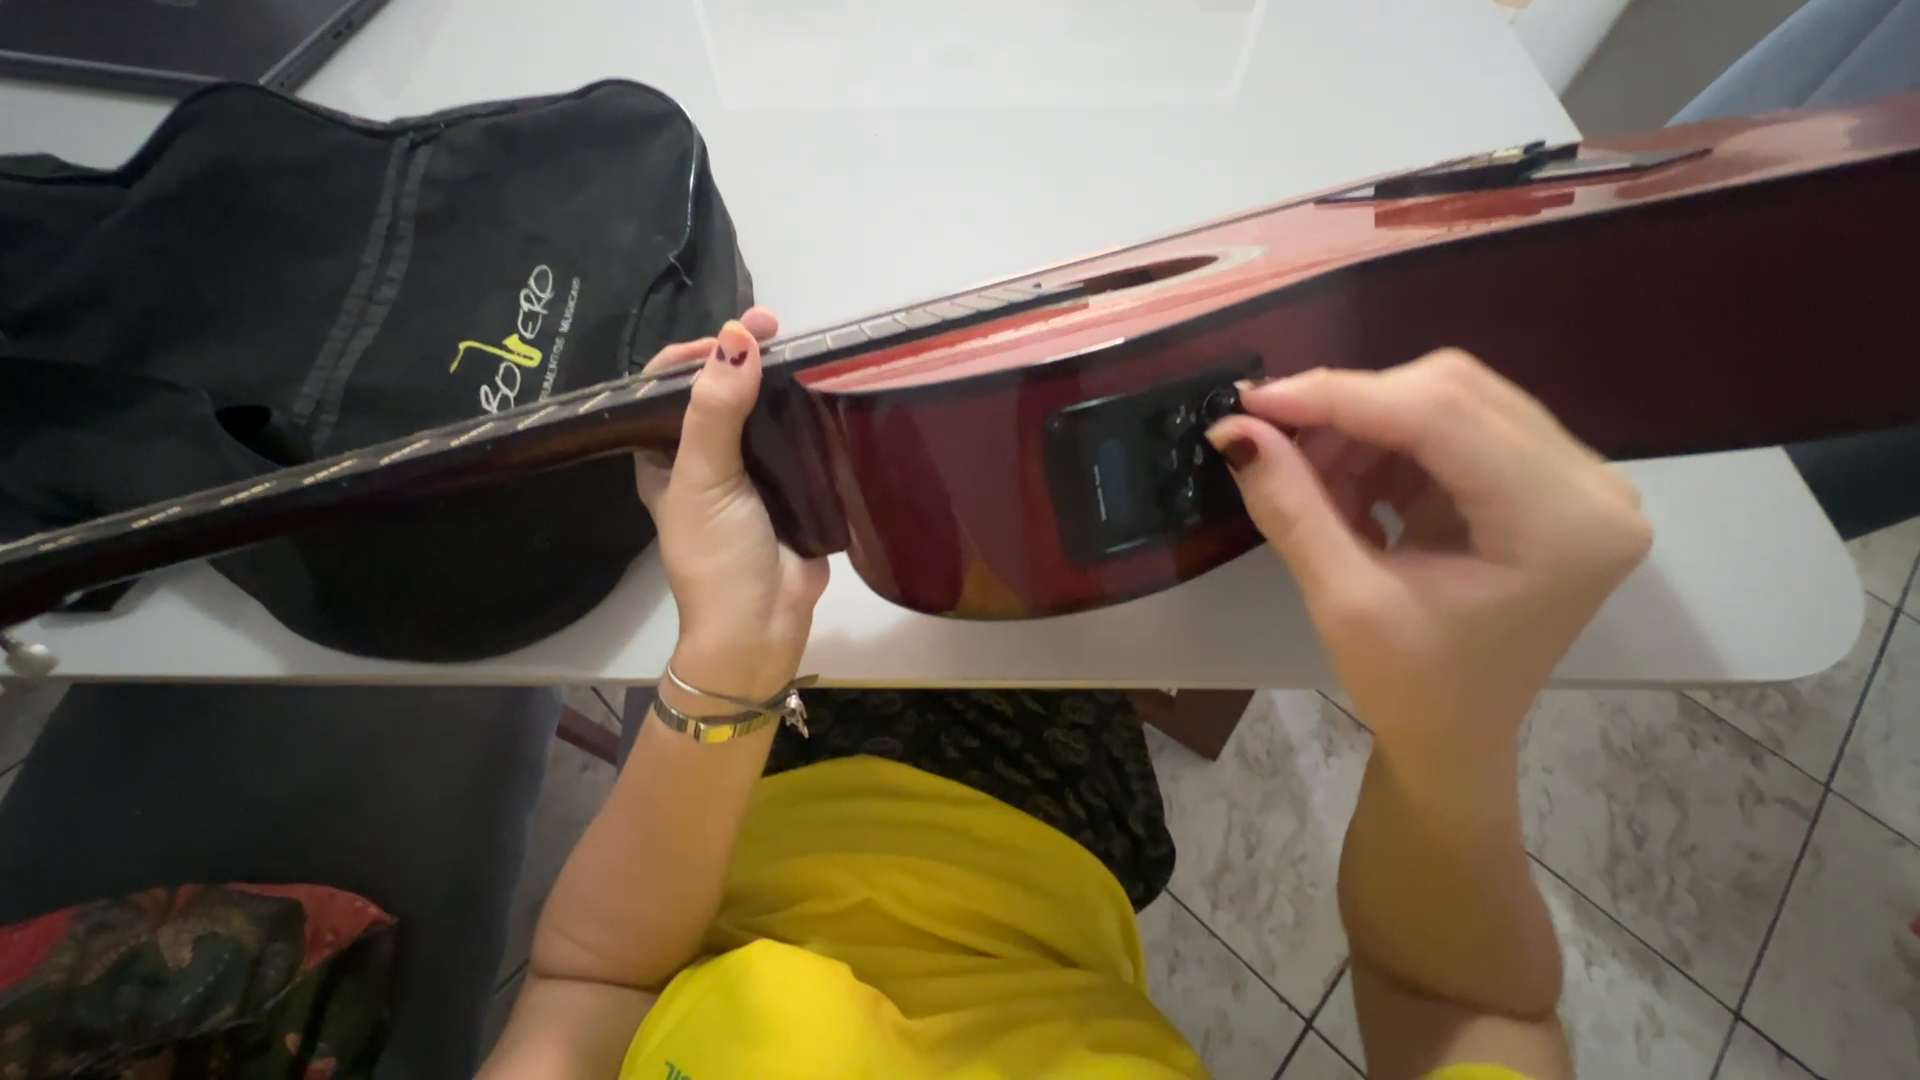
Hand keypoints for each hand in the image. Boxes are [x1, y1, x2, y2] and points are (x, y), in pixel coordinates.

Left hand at [633, 311, 829, 703]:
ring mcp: (751, 473)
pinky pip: (796, 441)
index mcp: (665, 455)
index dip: (697, 353)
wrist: (763, 624)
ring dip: (778, 383)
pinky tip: (826, 393)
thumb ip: (716, 413)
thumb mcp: (706, 481)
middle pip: (719, 392)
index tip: (735, 334)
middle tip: (780, 331)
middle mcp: (706, 458)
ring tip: (808, 353)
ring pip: (760, 414)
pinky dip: (807, 416)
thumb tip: (737, 337)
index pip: (668, 387)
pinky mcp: (791, 486)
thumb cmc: (718, 556)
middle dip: (743, 357)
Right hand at [1205, 349, 1650, 749]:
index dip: (1339, 397)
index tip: (1253, 401)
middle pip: (1450, 392)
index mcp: (1562, 523)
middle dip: (1348, 410)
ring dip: (1359, 430)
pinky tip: (1344, 488)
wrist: (1455, 736)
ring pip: (1444, 402)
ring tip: (1308, 480)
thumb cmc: (1411, 688)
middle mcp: (1588, 483)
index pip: (1442, 415)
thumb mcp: (1342, 601)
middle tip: (1272, 440)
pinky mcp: (1536, 482)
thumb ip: (1291, 507)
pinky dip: (1380, 449)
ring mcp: (1569, 479)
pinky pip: (1446, 430)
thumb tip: (1233, 430)